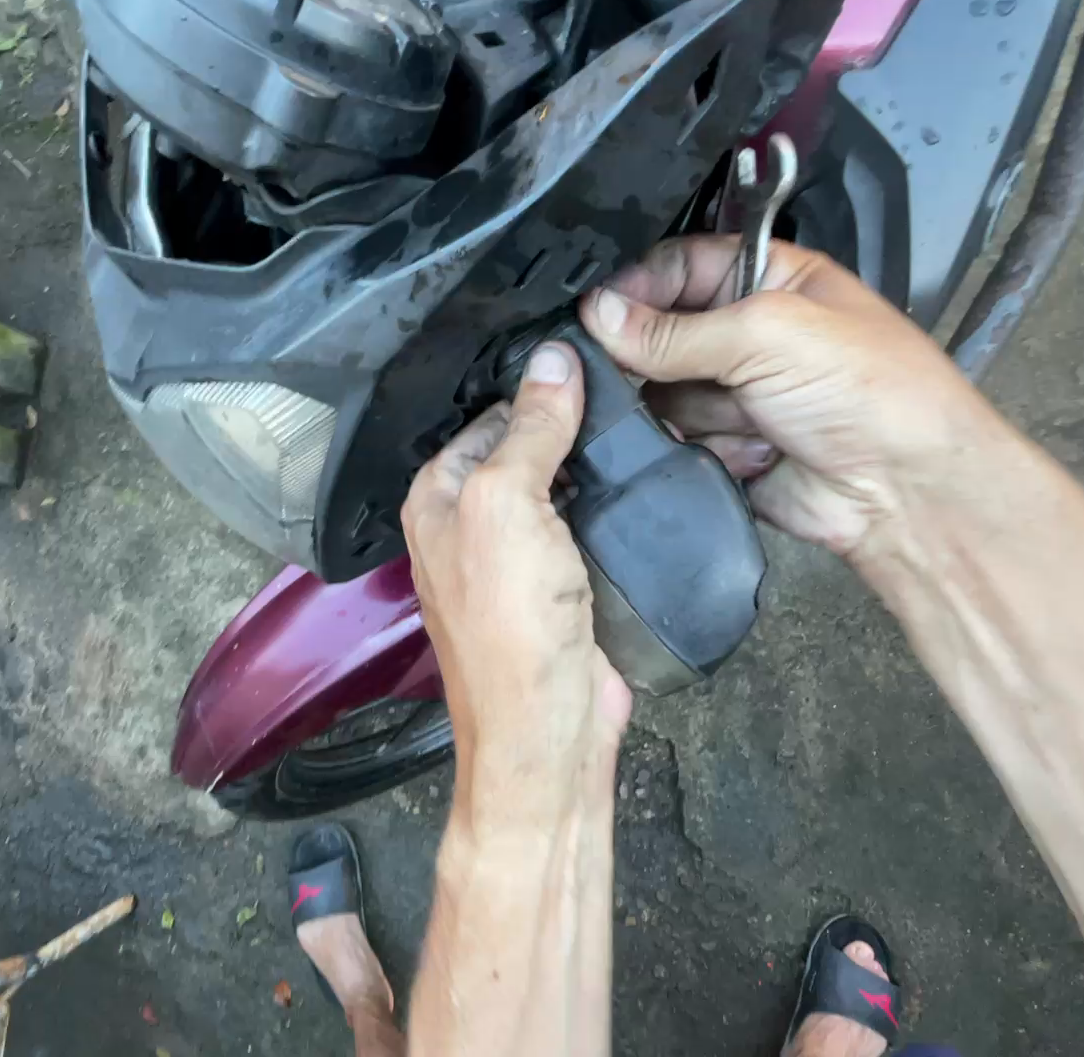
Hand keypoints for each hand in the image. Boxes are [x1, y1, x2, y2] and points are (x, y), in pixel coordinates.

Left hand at [403, 343, 631, 821]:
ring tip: (644, 422)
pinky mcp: (560, 581)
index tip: (587, 361)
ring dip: (593, 462)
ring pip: (558, 485)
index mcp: (438, 497)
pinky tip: (642, 477)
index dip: (533, 389)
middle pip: (522, 449)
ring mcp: (517, 552)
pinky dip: (608, 501)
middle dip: (567, 424)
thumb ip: (529, 432)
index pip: (486, 417)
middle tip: (628, 388)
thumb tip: (553, 358)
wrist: (549, 724)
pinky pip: (583, 523)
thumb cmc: (509, 619)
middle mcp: (470, 521)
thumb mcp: (507, 505)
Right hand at [578, 235, 1002, 556]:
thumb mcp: (770, 335)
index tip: (597, 313)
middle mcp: (745, 333)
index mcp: (767, 279)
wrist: (902, 493)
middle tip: (690, 375)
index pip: (678, 266)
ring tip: (755, 421)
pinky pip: (676, 439)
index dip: (636, 288)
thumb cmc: (872, 394)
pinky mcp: (722, 443)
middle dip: (666, 362)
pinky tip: (755, 452)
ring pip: (661, 394)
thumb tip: (599, 315)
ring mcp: (732, 392)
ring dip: (701, 412)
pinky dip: (708, 448)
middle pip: (657, 335)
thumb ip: (676, 329)